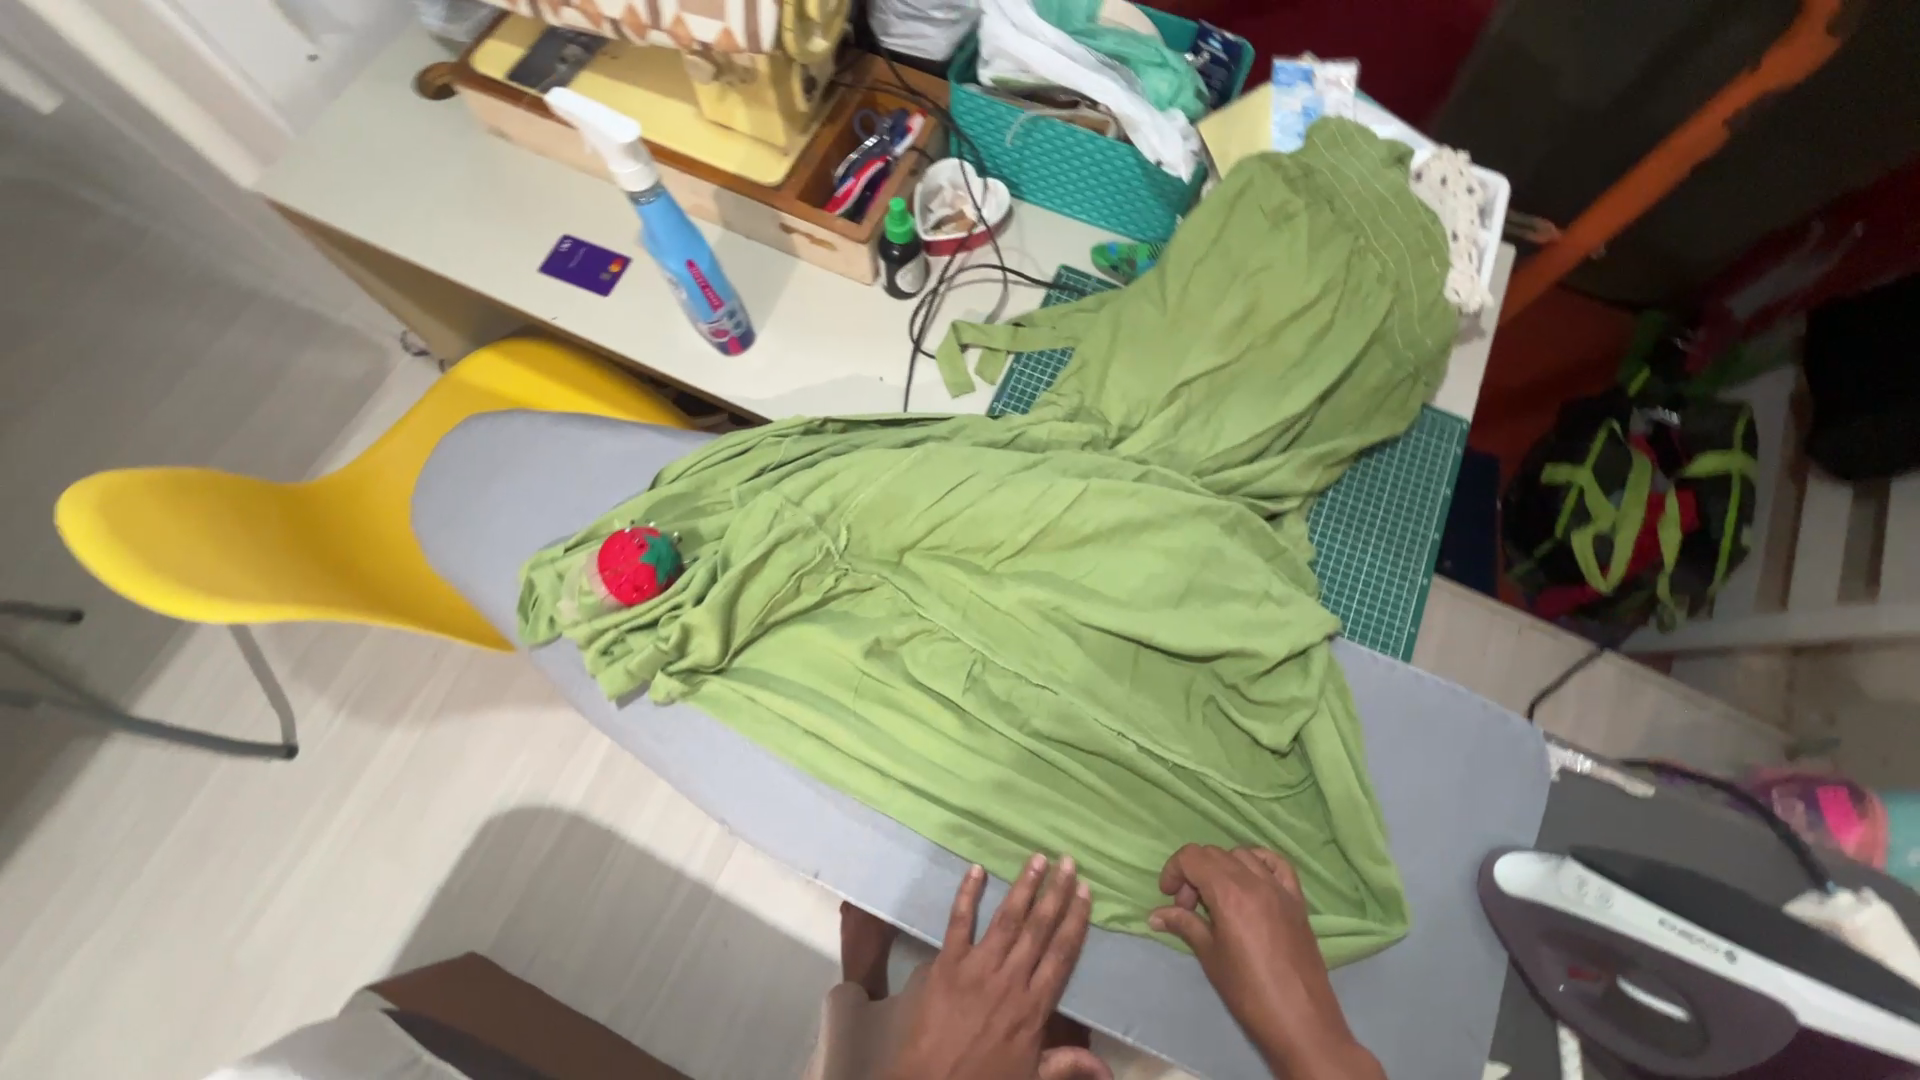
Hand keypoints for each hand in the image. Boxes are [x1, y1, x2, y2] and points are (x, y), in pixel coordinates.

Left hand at [886, 854, 1106, 1079]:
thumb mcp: (1032, 1077)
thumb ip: (1067, 1063)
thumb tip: (1109, 1070)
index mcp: (1033, 1007)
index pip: (1061, 954)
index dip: (1075, 921)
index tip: (1085, 892)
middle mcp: (1010, 979)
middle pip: (1038, 929)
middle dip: (1055, 893)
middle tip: (1067, 861)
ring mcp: (977, 967)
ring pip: (1006, 919)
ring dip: (1023, 887)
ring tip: (1037, 859)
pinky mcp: (947, 963)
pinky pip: (959, 922)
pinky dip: (968, 894)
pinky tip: (977, 869)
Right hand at [1150, 845, 1381, 1079]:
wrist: (1301, 1023)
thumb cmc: (1248, 992)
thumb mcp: (1209, 956)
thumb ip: (1184, 924)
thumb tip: (1155, 915)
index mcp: (1229, 893)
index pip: (1192, 857)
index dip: (1173, 871)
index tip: (1169, 898)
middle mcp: (1254, 881)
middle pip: (1214, 853)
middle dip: (1193, 873)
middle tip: (1189, 907)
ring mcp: (1279, 888)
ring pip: (1242, 855)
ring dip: (1221, 868)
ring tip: (1217, 900)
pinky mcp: (1297, 901)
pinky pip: (1277, 864)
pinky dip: (1258, 863)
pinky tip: (1250, 882)